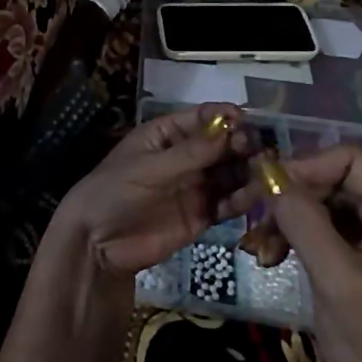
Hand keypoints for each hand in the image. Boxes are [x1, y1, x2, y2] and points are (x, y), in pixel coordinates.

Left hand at [52, 103, 252, 276]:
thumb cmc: (114, 192)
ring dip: (249, 172)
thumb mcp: (149, 168)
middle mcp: (184, 157)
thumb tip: (230, 128)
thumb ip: (190, 153)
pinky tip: (255, 197)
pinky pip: (228, 203)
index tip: (247, 123)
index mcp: (165, 135)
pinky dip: (243, 200)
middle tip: (260, 152)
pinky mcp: (201, 215)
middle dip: (243, 146)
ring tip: (265, 174)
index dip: (226, 118)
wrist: (96, 242)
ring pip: (231, 174)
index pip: (203, 118)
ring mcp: (194, 186)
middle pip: (223, 145)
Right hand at [227, 145, 361, 361]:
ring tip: (257, 249)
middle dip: (289, 196)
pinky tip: (269, 258)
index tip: (261, 188)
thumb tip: (268, 175)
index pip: (354, 161)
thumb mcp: (337, 280)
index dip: (305, 166)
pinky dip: (293, 238)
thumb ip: (305, 222)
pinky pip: (322, 231)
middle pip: (335, 181)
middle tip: (245, 214)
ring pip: (322, 205)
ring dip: (285, 220)